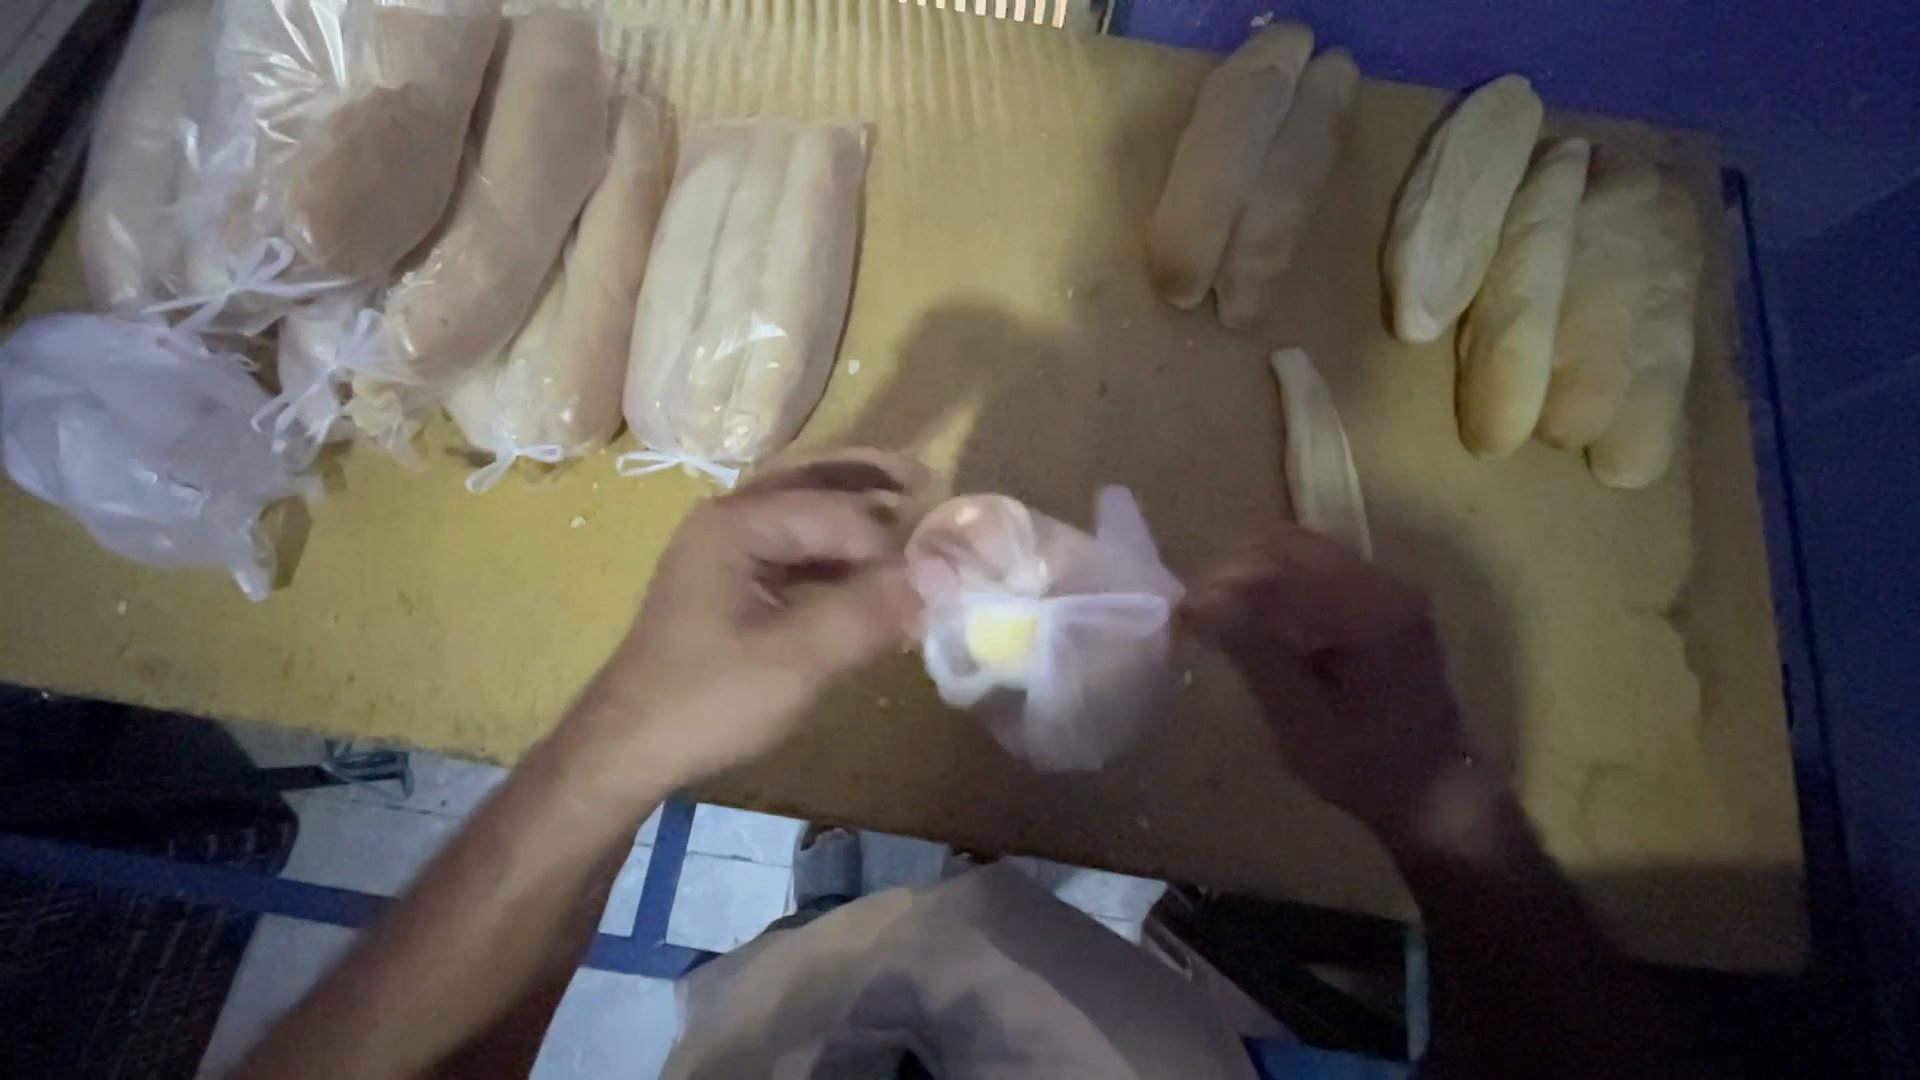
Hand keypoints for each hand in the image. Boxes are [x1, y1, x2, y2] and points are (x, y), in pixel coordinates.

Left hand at [578, 451, 927, 784]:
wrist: (627, 750)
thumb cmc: (707, 702)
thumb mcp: (797, 661)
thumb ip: (868, 612)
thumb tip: (937, 576)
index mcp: (736, 524)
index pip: (835, 512)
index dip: (890, 540)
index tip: (939, 569)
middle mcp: (728, 521)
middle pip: (809, 479)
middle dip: (868, 478)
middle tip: (927, 480)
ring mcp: (725, 552)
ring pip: (800, 510)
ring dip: (852, 509)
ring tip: (906, 509)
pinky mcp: (731, 585)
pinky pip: (792, 548)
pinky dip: (833, 550)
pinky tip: (866, 570)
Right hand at [1183, 524, 1497, 847]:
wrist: (1433, 787)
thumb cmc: (1364, 766)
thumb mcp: (1300, 720)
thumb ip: (1254, 652)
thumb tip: (1199, 601)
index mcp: (1371, 614)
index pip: (1277, 571)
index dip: (1220, 586)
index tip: (1183, 621)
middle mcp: (1382, 582)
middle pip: (1282, 544)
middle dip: (1227, 573)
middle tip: (1197, 619)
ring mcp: (1381, 581)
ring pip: (1290, 545)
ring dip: (1244, 572)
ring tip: (1219, 616)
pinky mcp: (1372, 590)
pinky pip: (1305, 561)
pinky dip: (1266, 578)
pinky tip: (1252, 616)